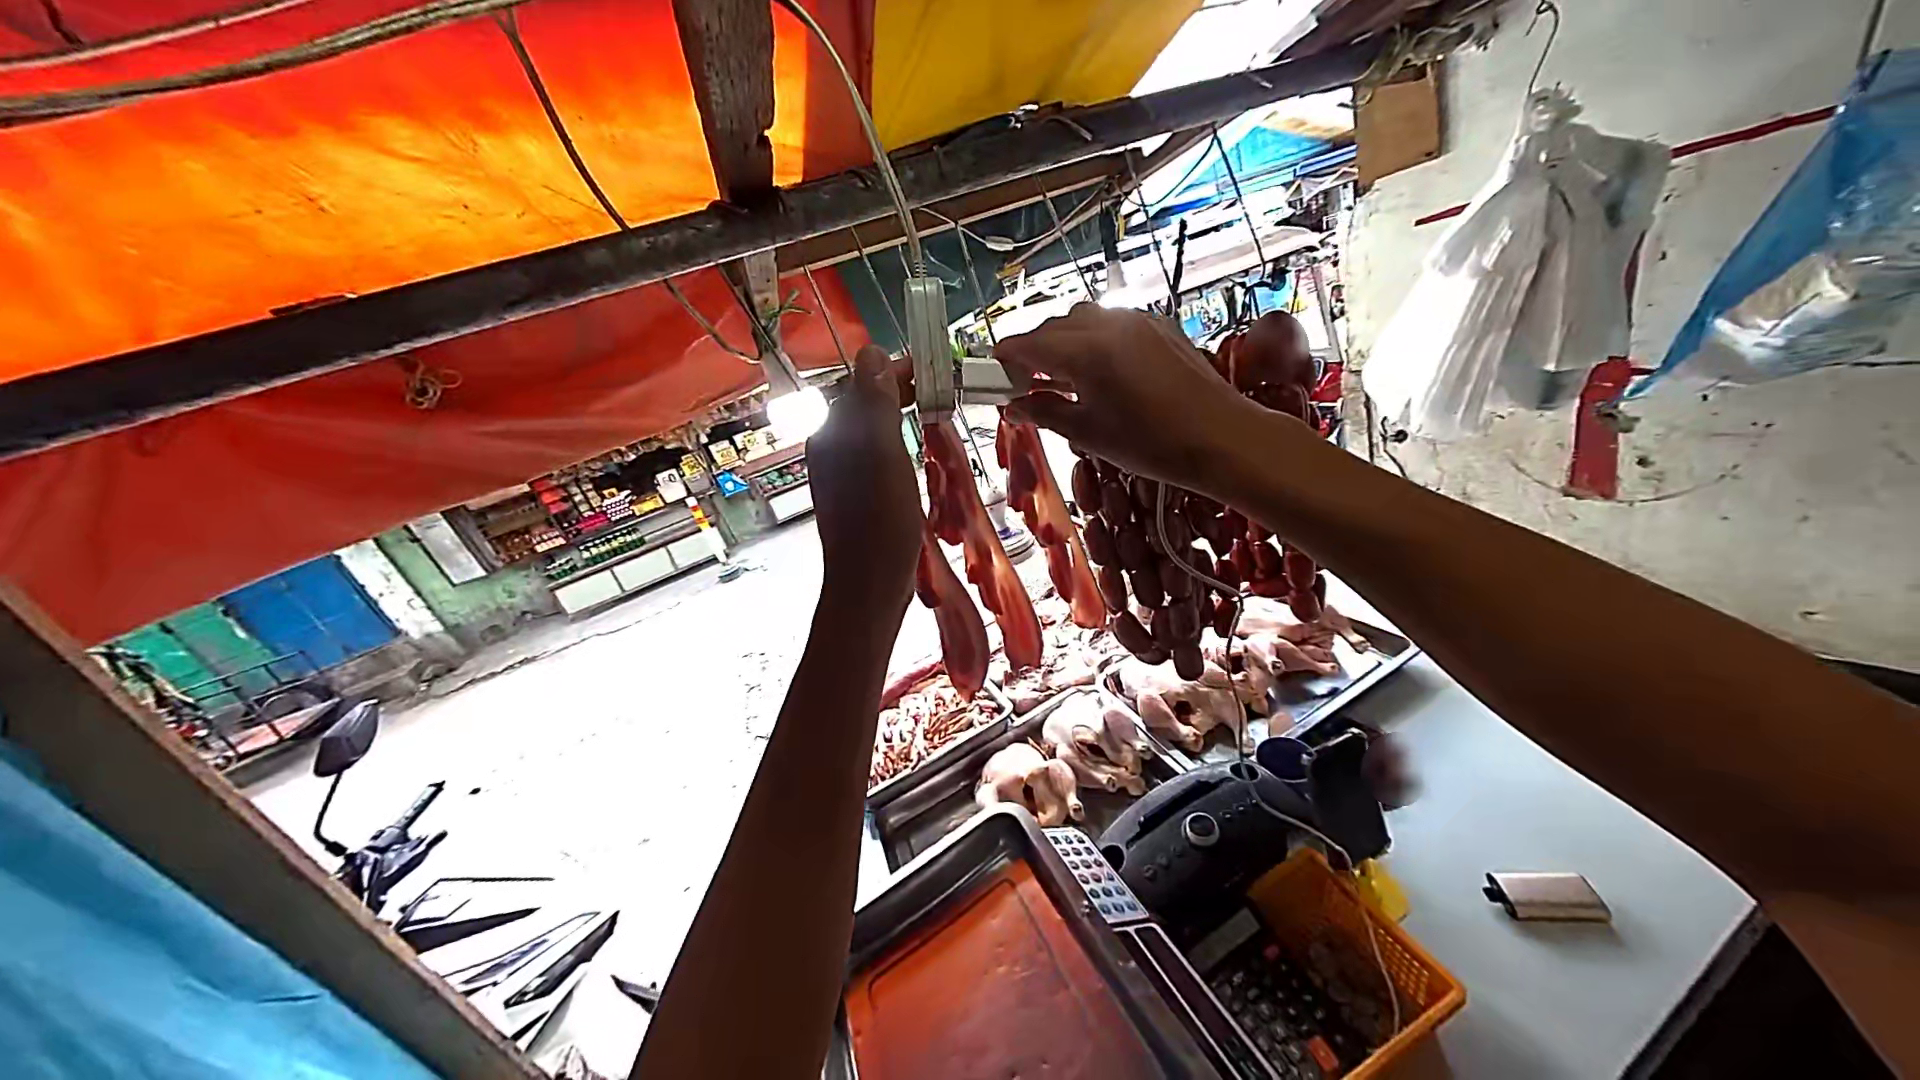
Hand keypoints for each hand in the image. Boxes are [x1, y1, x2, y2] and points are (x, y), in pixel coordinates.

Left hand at [807, 346, 920, 608]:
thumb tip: (873, 354)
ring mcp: (843, 471)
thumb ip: (875, 402)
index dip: (901, 370)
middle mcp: (832, 446)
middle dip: (904, 390)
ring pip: (874, 427)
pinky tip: (918, 450)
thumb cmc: (879, 522)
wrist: (869, 586)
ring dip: (904, 413)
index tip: (940, 370)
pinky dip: (900, 441)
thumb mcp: (882, 455)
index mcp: (834, 432)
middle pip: (868, 402)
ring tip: (939, 414)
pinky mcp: (857, 492)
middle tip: (946, 392)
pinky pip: (878, 452)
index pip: (865, 381)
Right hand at [996, 304, 1294, 500]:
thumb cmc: (1151, 443)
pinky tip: (1097, 371)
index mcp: (1085, 351)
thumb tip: (1015, 407)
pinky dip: (1091, 340)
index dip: (1005, 359)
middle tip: (1023, 385)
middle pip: (1052, 327)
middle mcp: (1108, 324)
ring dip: (1062, 343)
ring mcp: (1136, 321)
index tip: (993, 376)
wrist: (1220, 438)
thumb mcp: (1088, 433)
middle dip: (1032, 352)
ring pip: (1081, 320)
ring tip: (1061, 378)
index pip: (1027, 344)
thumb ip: (1045, 412)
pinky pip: (1110, 323)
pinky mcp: (1157, 327)